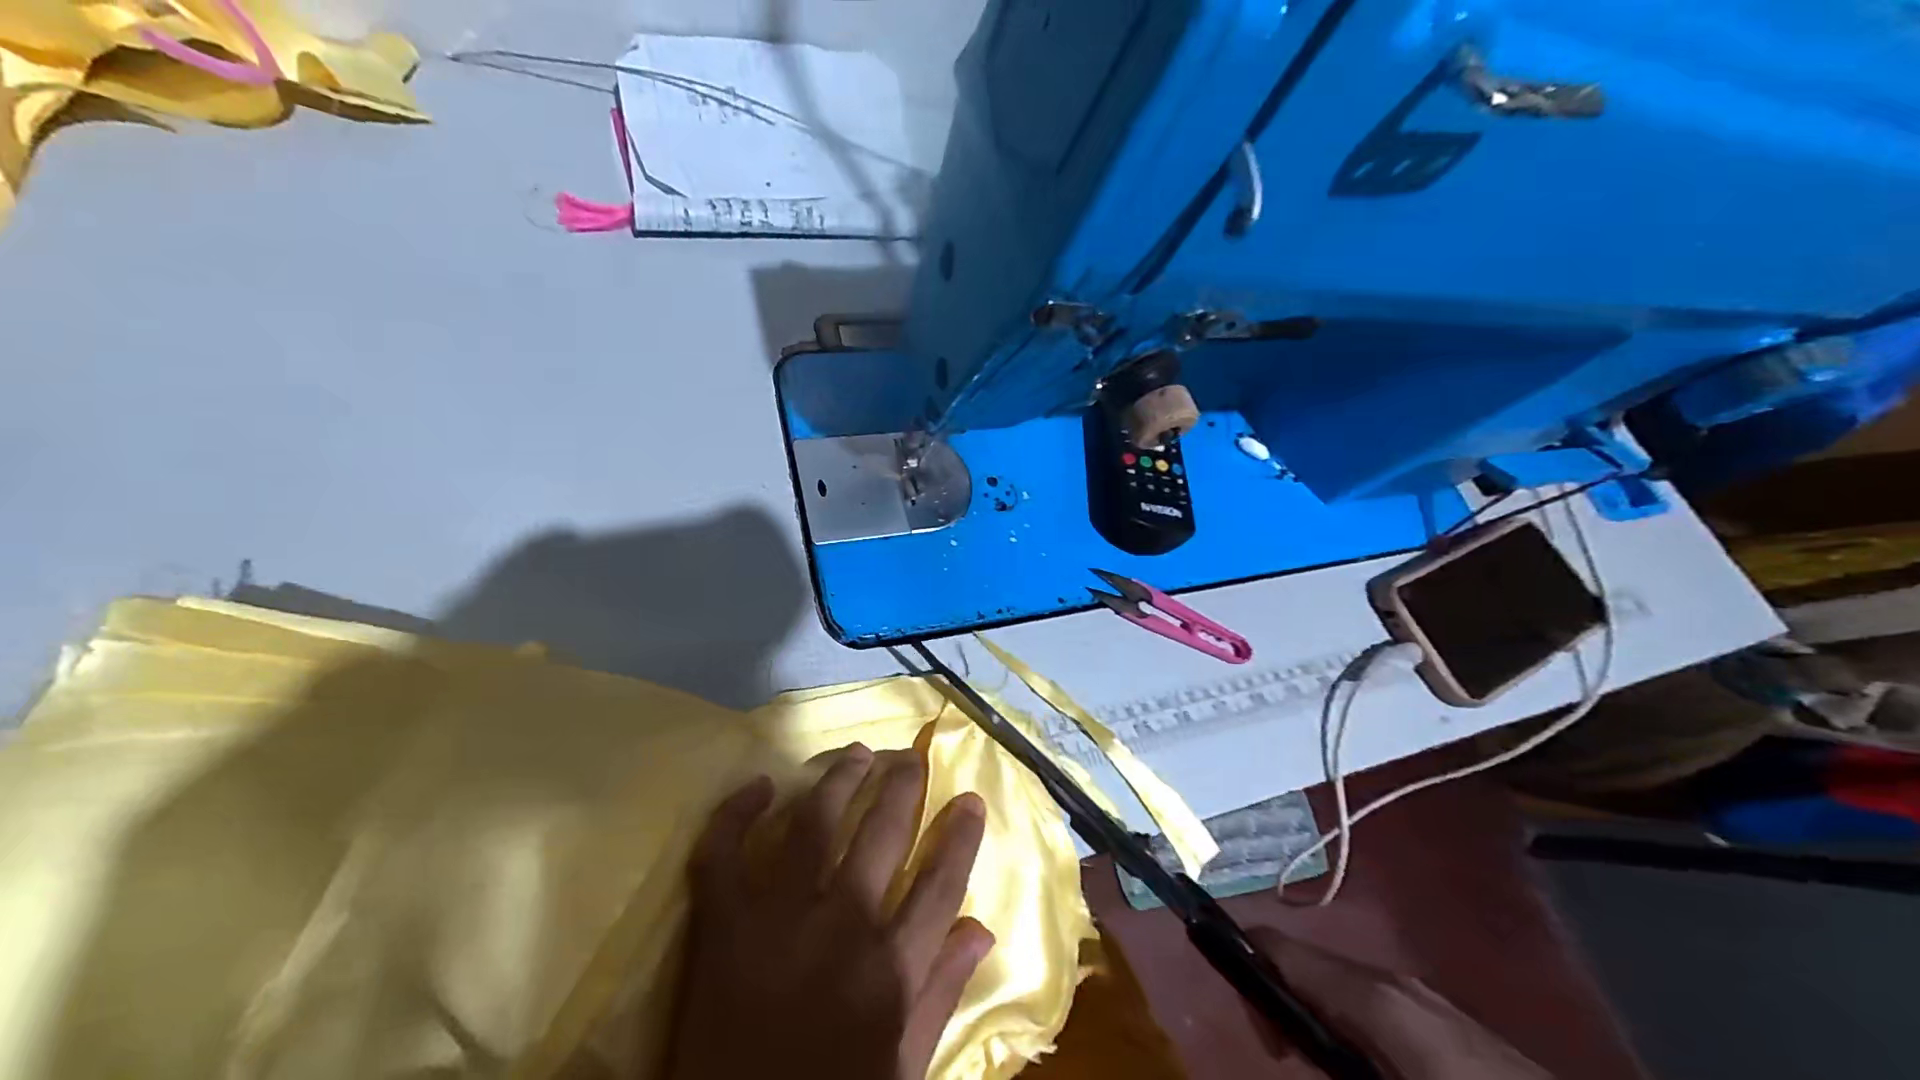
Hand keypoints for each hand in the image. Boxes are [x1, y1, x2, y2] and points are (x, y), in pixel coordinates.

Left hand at [664, 745, 993, 1079]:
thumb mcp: (903, 1064)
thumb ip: (942, 993)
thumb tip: (980, 928)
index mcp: (890, 966)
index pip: (940, 880)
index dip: (961, 834)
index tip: (970, 798)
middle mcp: (841, 925)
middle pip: (881, 832)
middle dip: (903, 786)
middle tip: (911, 758)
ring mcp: (777, 917)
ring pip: (814, 823)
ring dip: (839, 779)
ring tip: (858, 753)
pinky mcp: (721, 924)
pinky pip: (722, 853)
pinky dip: (735, 813)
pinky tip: (761, 784)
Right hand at [1249, 929, 1551, 1079]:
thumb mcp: (1374, 1079)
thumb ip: (1322, 1054)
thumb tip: (1280, 1035)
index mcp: (1372, 993)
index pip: (1277, 946)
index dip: (1242, 963)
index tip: (1244, 1014)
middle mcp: (1392, 980)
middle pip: (1307, 966)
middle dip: (1282, 1001)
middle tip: (1284, 1055)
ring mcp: (1424, 998)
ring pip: (1342, 988)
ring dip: (1317, 1018)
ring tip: (1322, 1063)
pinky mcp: (1448, 1021)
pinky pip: (1377, 1010)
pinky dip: (1353, 1028)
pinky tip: (1367, 1065)